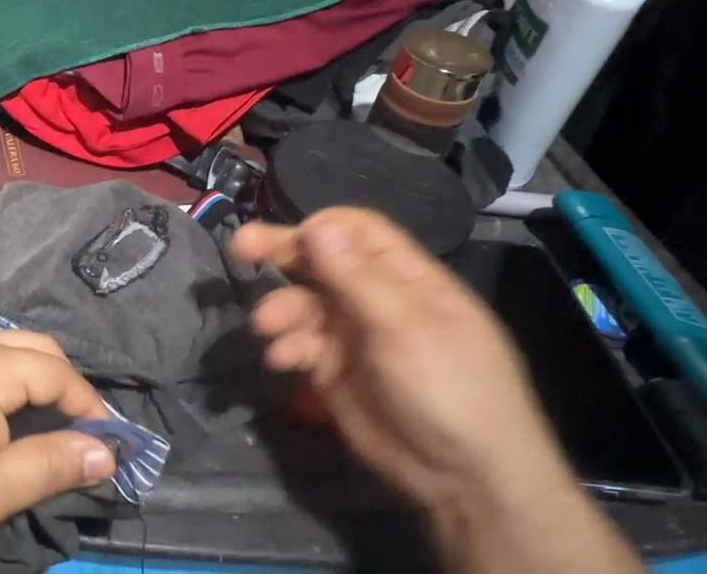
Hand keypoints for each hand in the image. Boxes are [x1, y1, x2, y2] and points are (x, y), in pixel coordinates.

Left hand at [0, 330, 115, 572]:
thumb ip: (56, 462)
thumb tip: (107, 452)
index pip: (56, 370)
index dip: (89, 405)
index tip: (111, 443)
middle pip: (35, 348)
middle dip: (67, 385)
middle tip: (86, 432)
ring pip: (9, 351)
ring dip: (38, 381)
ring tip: (55, 428)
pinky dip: (11, 382)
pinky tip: (13, 419)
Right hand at [231, 207, 572, 517]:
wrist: (467, 482)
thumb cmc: (450, 390)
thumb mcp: (406, 328)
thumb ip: (356, 276)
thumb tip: (316, 224)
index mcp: (406, 279)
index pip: (356, 232)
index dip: (319, 229)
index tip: (287, 241)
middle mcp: (375, 299)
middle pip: (320, 261)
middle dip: (279, 253)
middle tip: (239, 248)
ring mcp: (353, 334)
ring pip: (302, 302)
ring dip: (280, 309)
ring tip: (266, 328)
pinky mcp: (334, 370)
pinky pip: (299, 343)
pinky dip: (285, 345)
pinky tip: (281, 359)